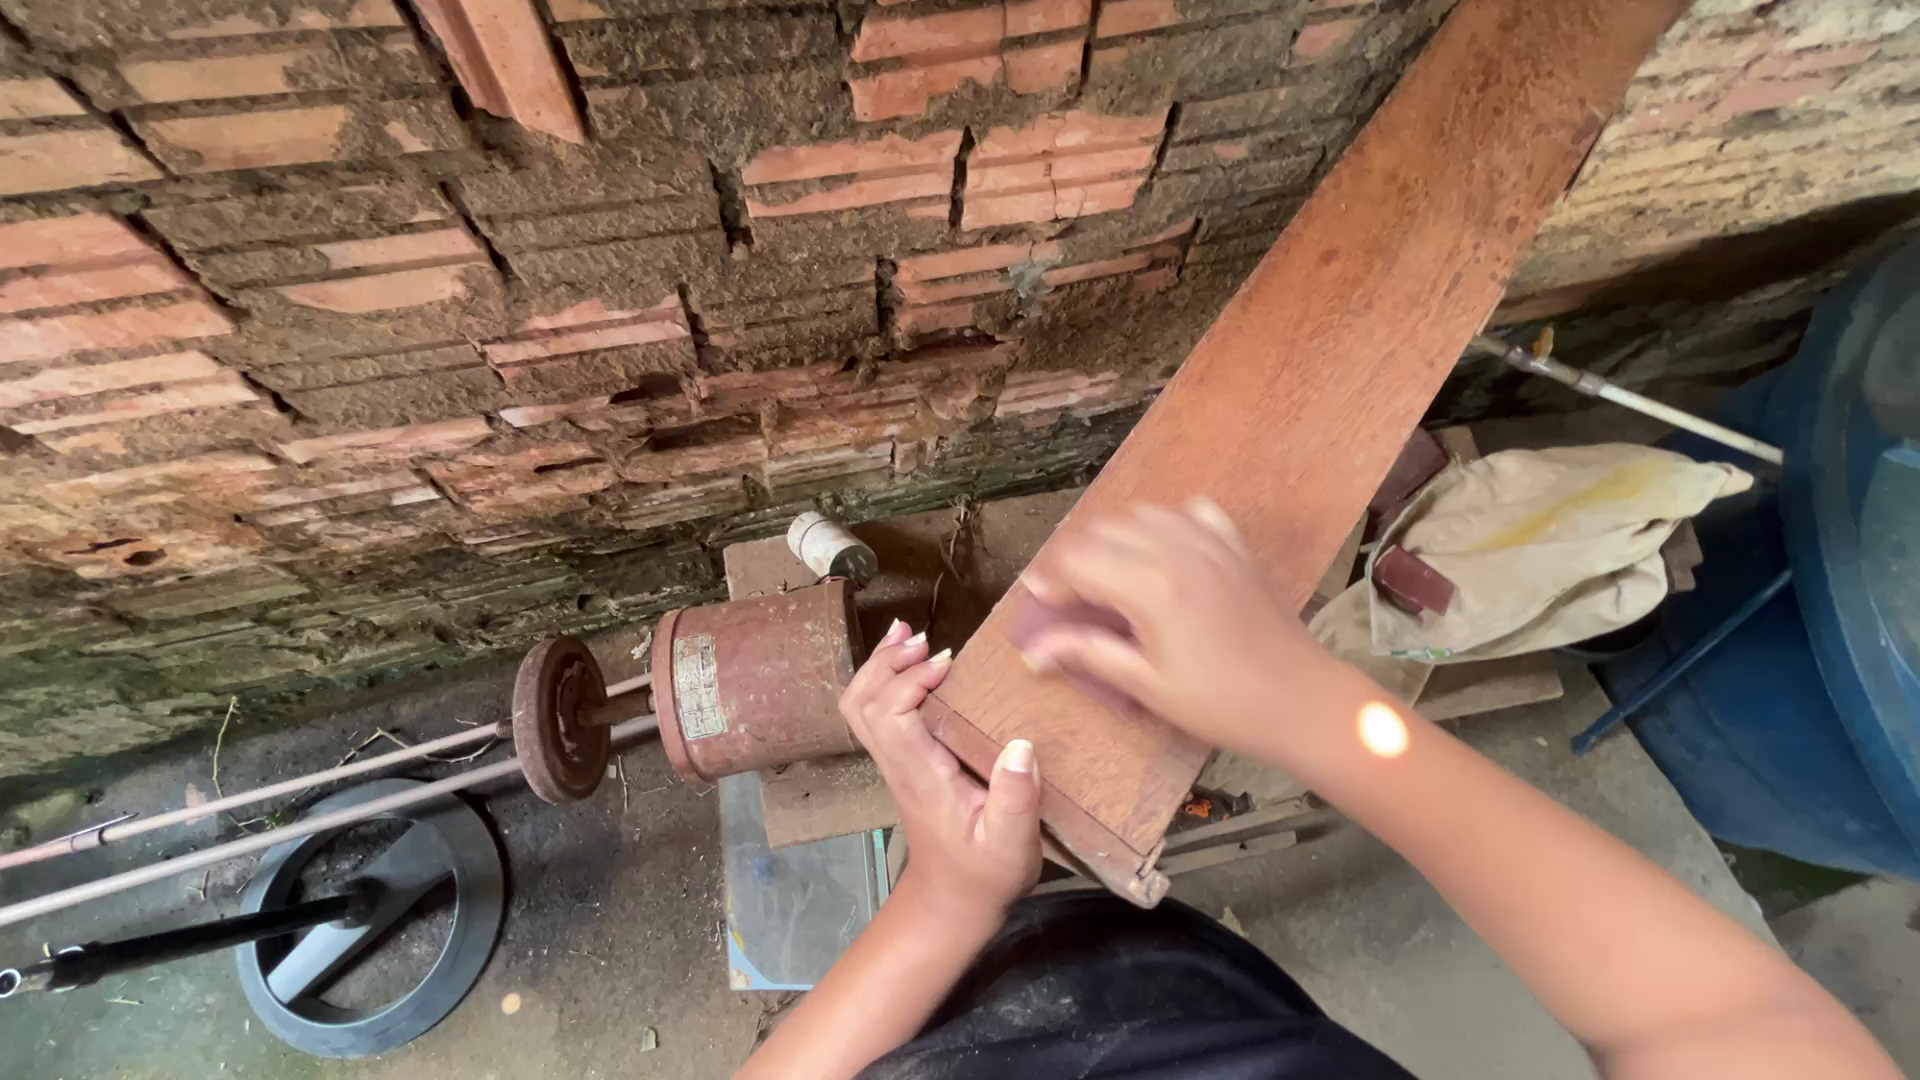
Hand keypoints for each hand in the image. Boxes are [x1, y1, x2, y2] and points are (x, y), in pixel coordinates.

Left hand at [840, 620, 1042, 928]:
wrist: (952, 903)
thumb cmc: (984, 875)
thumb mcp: (1012, 846)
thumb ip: (1016, 800)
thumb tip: (1021, 746)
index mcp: (919, 775)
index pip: (889, 714)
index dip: (908, 680)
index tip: (947, 665)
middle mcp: (897, 763)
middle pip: (862, 702)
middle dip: (886, 663)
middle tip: (923, 638)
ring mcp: (894, 762)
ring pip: (860, 705)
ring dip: (879, 666)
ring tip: (909, 634)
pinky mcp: (902, 761)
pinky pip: (876, 712)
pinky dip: (885, 680)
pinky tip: (911, 662)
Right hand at [1017, 500, 1332, 759]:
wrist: (1303, 701)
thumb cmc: (1222, 703)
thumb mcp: (1147, 684)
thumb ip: (1087, 654)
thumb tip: (1032, 651)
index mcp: (1150, 584)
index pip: (1078, 560)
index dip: (1051, 581)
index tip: (1042, 604)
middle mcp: (1176, 548)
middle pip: (1102, 531)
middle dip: (1076, 559)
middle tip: (1071, 599)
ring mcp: (1210, 541)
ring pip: (1140, 514)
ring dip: (1114, 538)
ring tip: (1109, 576)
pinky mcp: (1234, 546)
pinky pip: (1188, 512)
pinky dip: (1164, 524)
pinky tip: (1161, 552)